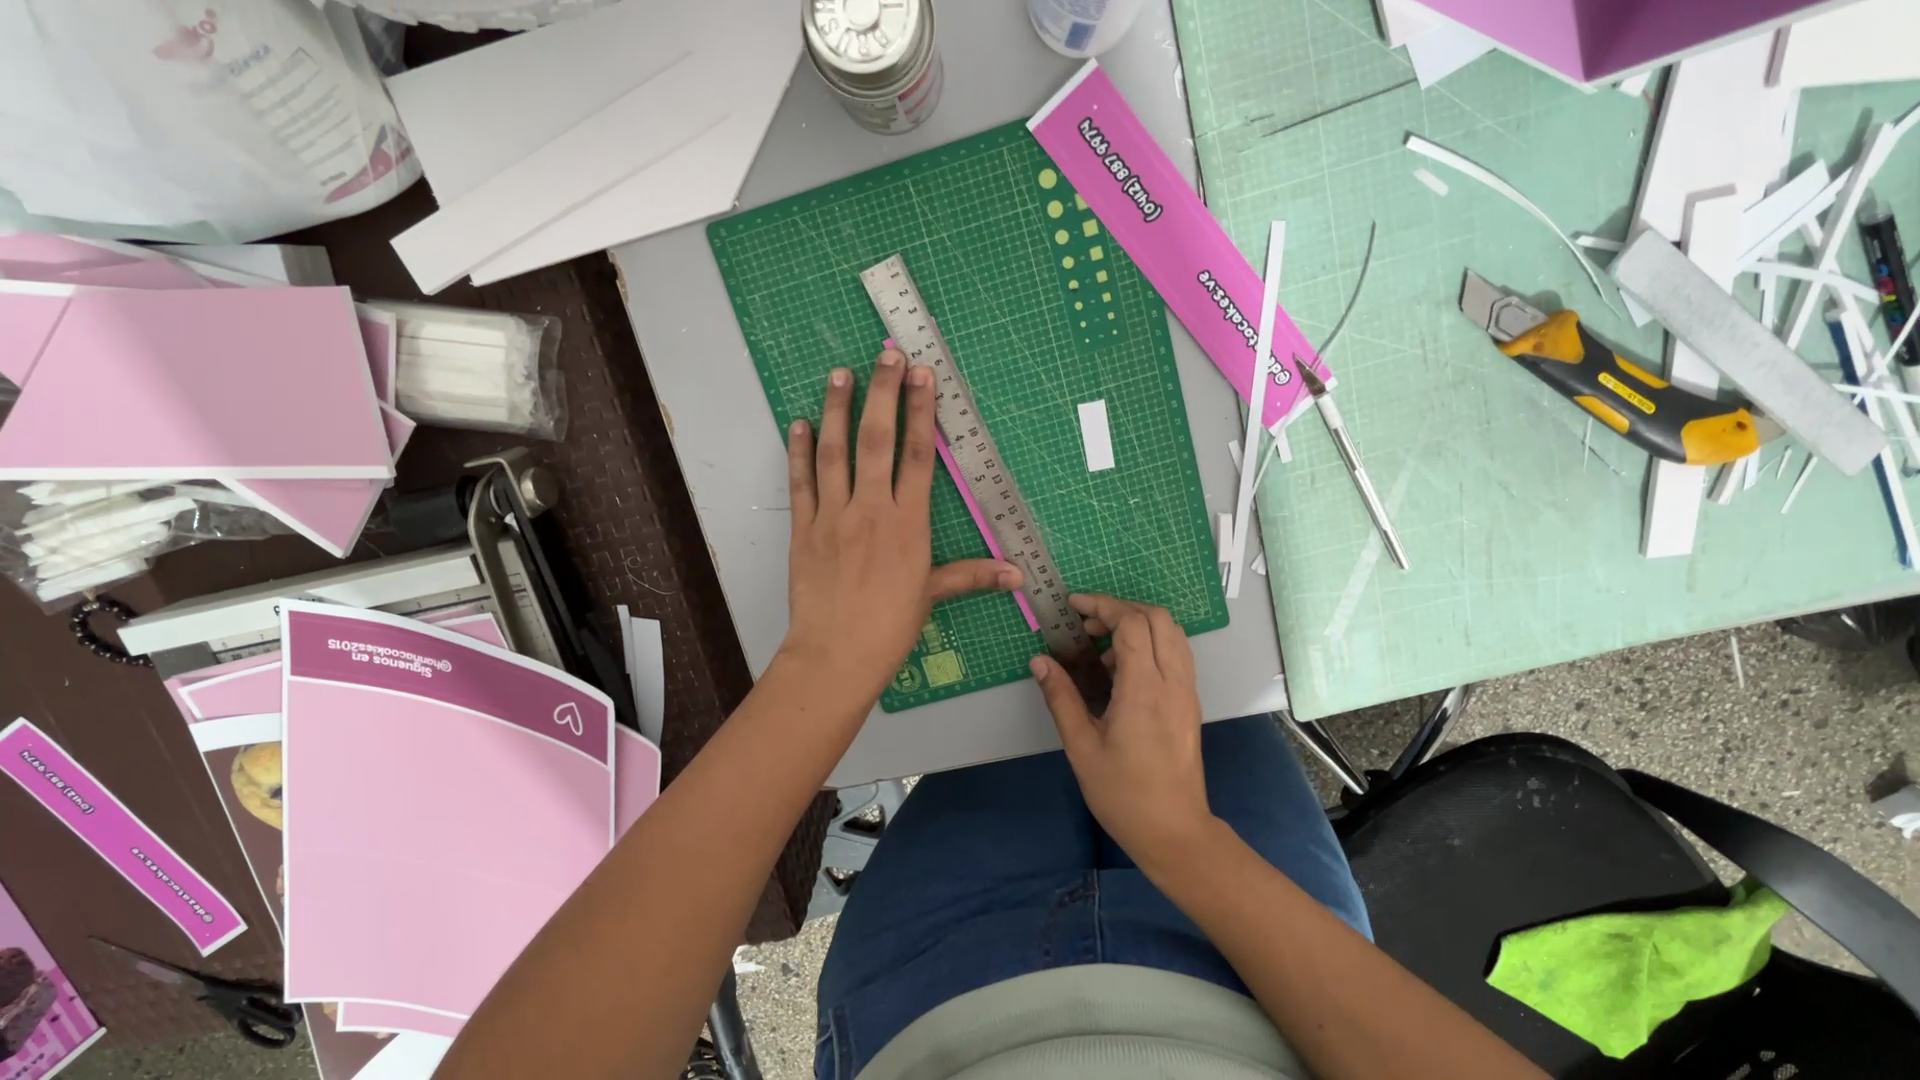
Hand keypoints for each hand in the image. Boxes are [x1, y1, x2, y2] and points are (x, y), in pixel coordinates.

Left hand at [780, 349, 1022, 703]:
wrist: (835, 656)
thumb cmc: (889, 628)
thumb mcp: (932, 597)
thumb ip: (972, 575)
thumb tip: (1018, 574)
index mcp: (908, 523)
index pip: (918, 456)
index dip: (922, 411)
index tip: (923, 375)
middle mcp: (871, 509)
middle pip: (878, 440)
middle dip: (884, 393)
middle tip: (886, 353)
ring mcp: (833, 516)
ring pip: (835, 451)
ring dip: (837, 409)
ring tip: (840, 373)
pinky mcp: (804, 529)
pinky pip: (801, 482)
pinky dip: (798, 451)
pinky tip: (797, 423)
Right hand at [1032, 593, 1213, 867]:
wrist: (1175, 830)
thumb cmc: (1123, 793)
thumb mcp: (1082, 748)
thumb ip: (1061, 699)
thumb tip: (1039, 662)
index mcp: (1144, 689)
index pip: (1131, 624)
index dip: (1103, 606)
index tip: (1074, 607)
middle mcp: (1173, 681)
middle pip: (1158, 618)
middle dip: (1121, 608)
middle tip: (1087, 623)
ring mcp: (1187, 691)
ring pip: (1173, 633)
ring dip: (1139, 624)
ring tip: (1102, 646)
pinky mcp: (1190, 703)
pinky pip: (1177, 654)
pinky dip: (1152, 643)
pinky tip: (1124, 670)